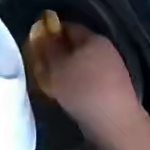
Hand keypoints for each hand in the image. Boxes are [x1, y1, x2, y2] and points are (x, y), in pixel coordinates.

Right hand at [28, 23, 146, 142]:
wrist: (114, 123)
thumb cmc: (81, 89)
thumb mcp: (55, 66)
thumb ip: (46, 47)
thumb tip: (42, 32)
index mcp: (93, 38)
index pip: (67, 27)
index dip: (48, 34)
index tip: (35, 47)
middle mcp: (106, 49)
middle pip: (74, 46)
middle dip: (56, 54)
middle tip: (39, 66)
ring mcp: (112, 68)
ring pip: (80, 63)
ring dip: (65, 70)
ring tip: (50, 83)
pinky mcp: (114, 87)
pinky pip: (89, 77)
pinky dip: (76, 82)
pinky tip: (67, 94)